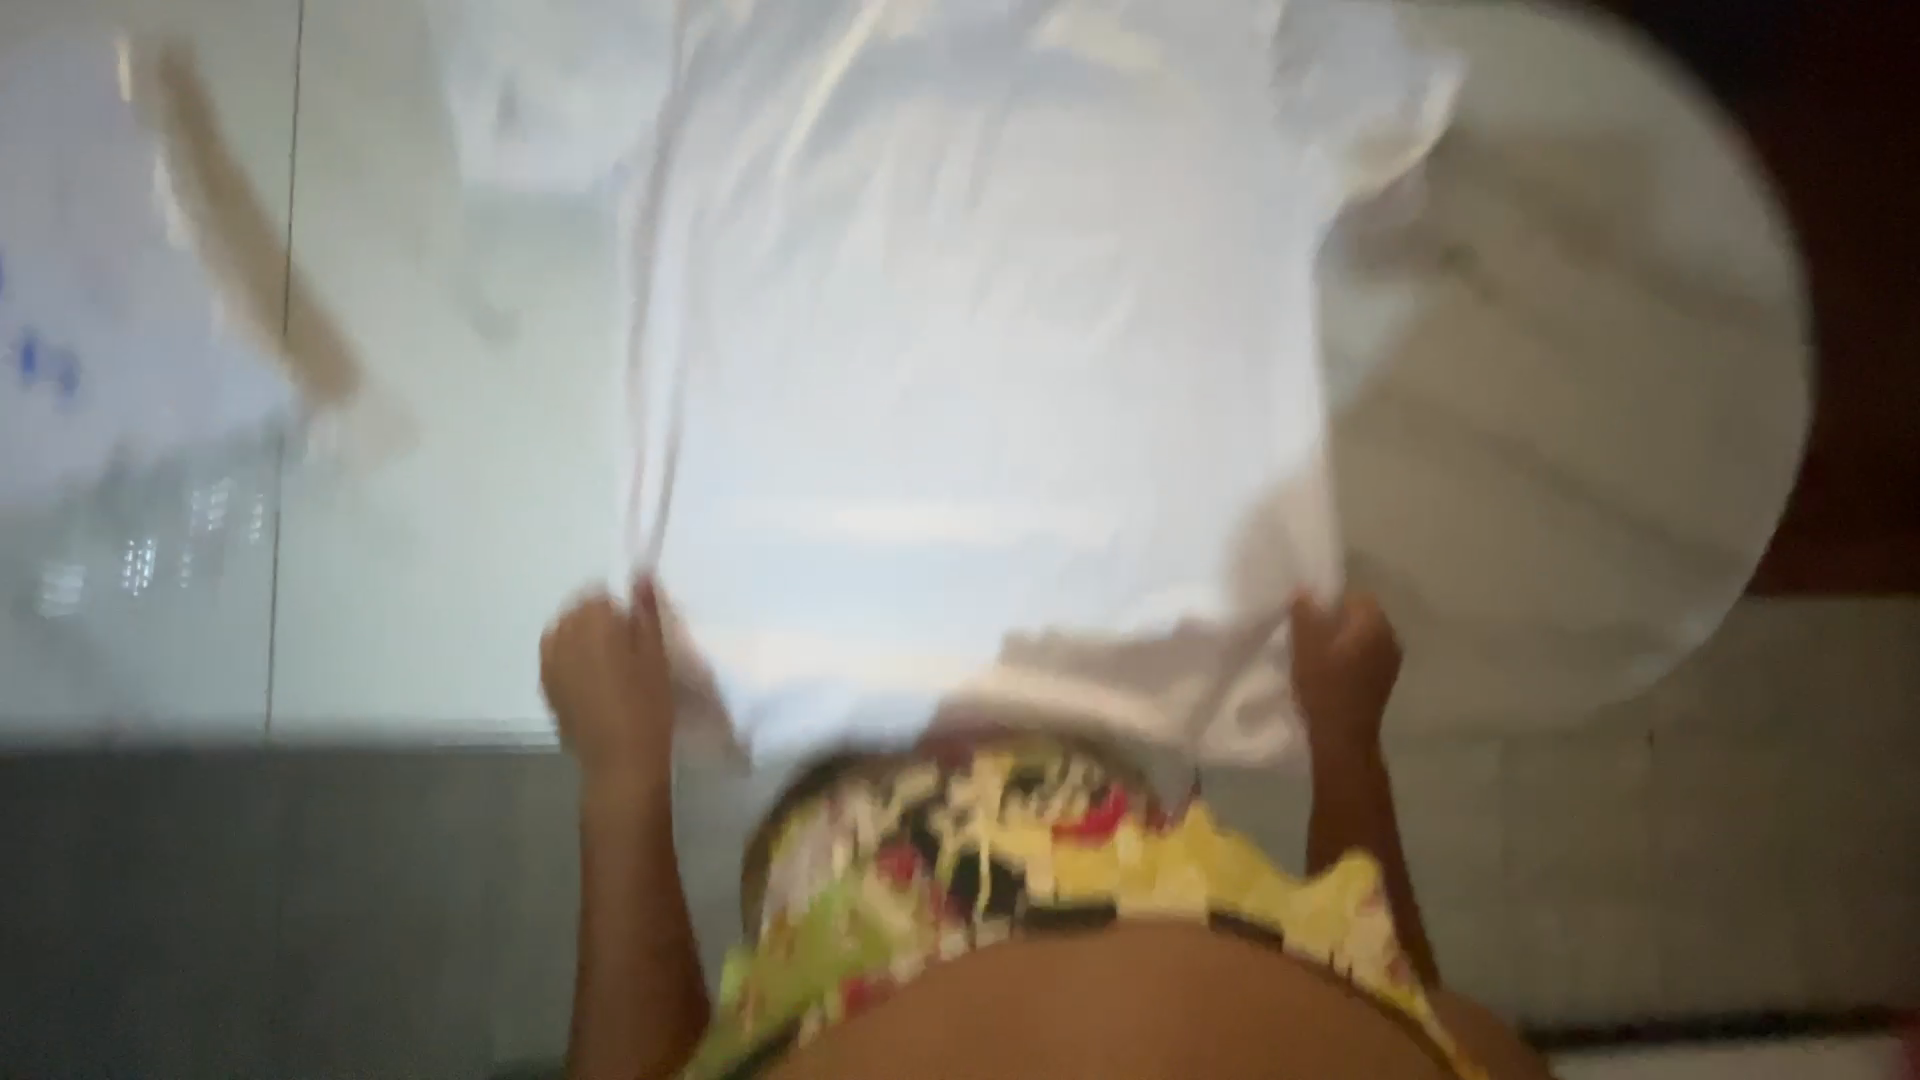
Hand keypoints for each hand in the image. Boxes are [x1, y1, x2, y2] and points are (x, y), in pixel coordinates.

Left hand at [541, 579, 673, 787]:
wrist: (621, 760)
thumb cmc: (649, 704)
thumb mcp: (657, 654)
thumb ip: (646, 611)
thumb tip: (640, 573)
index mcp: (592, 626)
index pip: (598, 593)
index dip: (621, 604)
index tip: (639, 624)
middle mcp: (562, 639)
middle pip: (576, 610)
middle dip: (599, 616)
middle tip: (628, 641)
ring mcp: (549, 665)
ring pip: (562, 631)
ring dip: (583, 634)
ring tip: (610, 657)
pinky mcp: (546, 688)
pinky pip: (554, 656)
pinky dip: (570, 655)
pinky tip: (593, 676)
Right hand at [1289, 590, 1401, 756]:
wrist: (1344, 735)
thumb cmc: (1323, 686)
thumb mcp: (1304, 646)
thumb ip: (1305, 614)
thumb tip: (1305, 591)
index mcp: (1374, 624)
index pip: (1356, 596)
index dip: (1331, 601)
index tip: (1309, 615)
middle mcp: (1390, 637)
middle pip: (1362, 616)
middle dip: (1337, 619)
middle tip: (1309, 633)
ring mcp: (1391, 660)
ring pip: (1365, 636)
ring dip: (1344, 639)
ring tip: (1318, 653)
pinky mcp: (1386, 679)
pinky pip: (1368, 654)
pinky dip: (1351, 656)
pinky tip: (1332, 671)